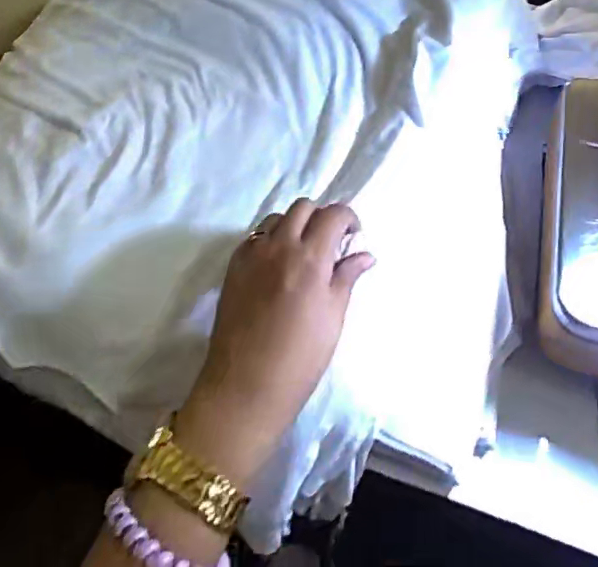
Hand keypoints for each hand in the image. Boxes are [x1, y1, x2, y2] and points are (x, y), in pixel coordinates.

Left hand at [177, 199, 374, 480]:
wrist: (244, 390)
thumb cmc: (300, 357)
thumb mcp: (334, 316)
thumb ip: (347, 277)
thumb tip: (364, 254)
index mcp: (311, 258)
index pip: (334, 214)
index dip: (349, 219)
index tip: (353, 237)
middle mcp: (280, 248)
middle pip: (304, 207)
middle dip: (322, 217)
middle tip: (330, 242)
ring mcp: (252, 256)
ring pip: (277, 218)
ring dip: (295, 225)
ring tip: (302, 251)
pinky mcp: (233, 269)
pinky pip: (254, 237)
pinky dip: (270, 239)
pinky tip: (277, 265)